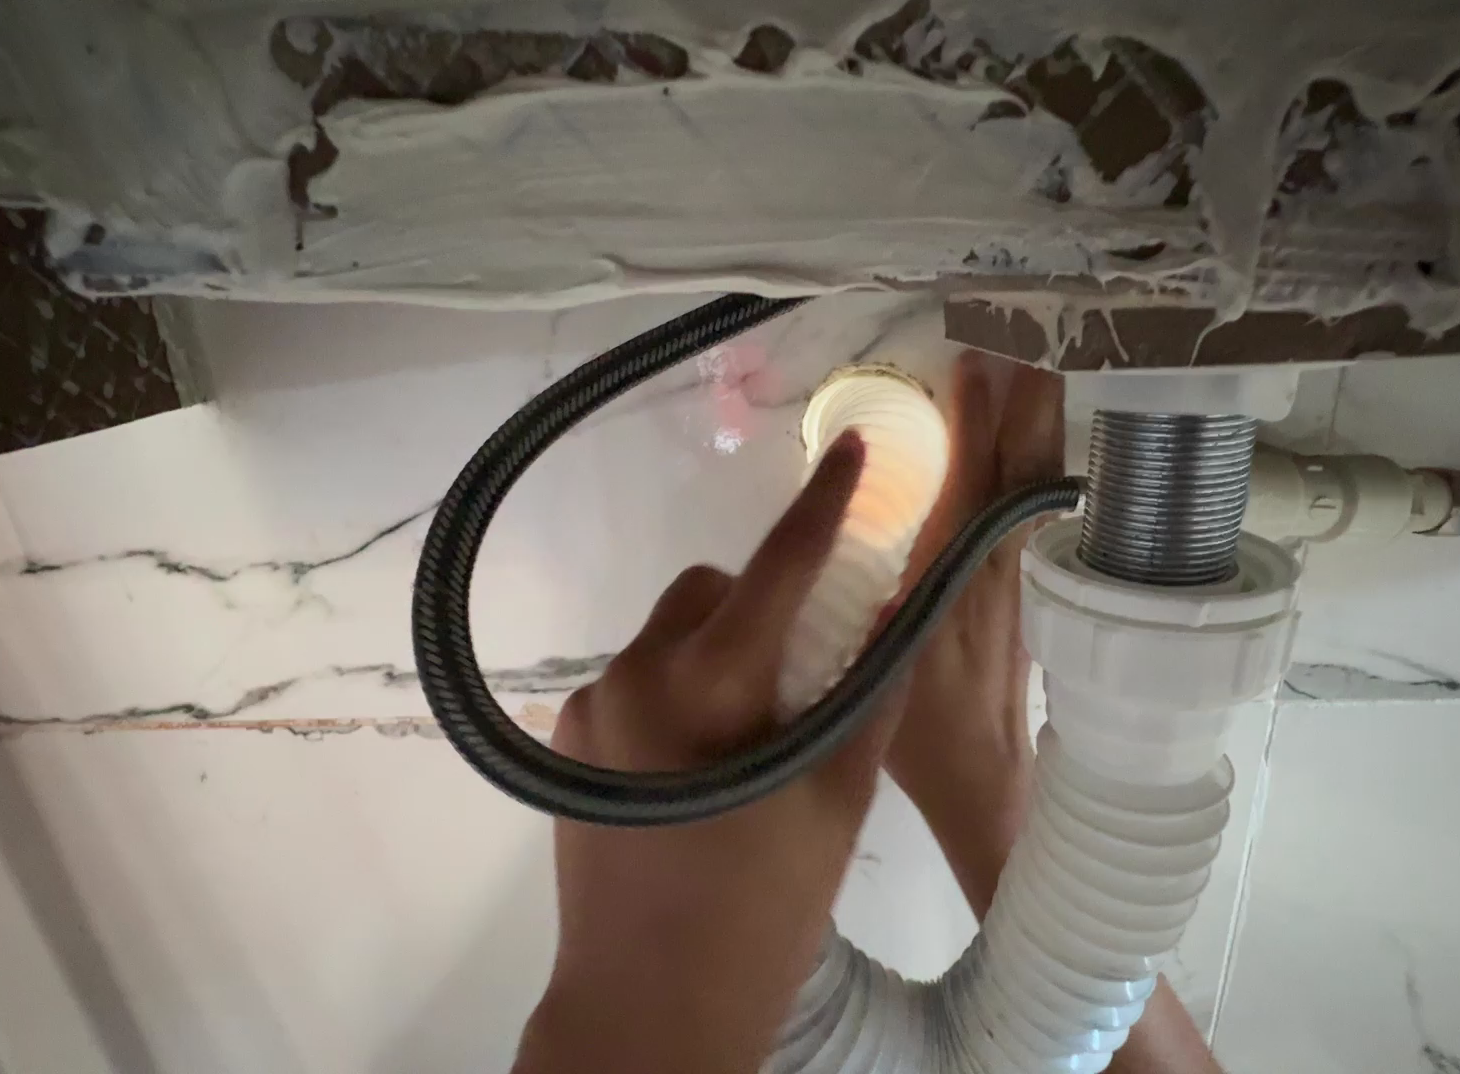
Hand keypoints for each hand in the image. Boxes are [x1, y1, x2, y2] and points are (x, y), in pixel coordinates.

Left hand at [516, 431, 903, 1073]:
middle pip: (710, 594)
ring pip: (671, 633)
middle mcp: (631, 675)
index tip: (852, 450)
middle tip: (794, 677)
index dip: (821, 507)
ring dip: (716, 653)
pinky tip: (694, 761)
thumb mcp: (835, 803)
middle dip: (760, 611)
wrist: (646, 1009)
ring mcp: (588, 704)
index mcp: (706, 690)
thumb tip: (893, 620)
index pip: (778, 573)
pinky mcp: (566, 734)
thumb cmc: (760, 913)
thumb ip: (866, 697)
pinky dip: (676, 688)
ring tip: (743, 732)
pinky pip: (637, 675)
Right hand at [886, 351, 1063, 916]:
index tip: (974, 362)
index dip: (975, 424)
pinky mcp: (1030, 595)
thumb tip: (838, 537)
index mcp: (954, 585)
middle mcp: (998, 571)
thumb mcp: (874, 672)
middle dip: (1026, 403)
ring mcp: (1022, 582)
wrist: (988, 784)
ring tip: (1039, 368)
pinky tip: (1037, 444)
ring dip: (1038, 427)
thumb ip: (864, 604)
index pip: (971, 488)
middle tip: (1029, 335)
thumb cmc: (921, 738)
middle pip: (1021, 473)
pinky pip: (1037, 515)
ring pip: (1037, 490)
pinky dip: (1038, 468)